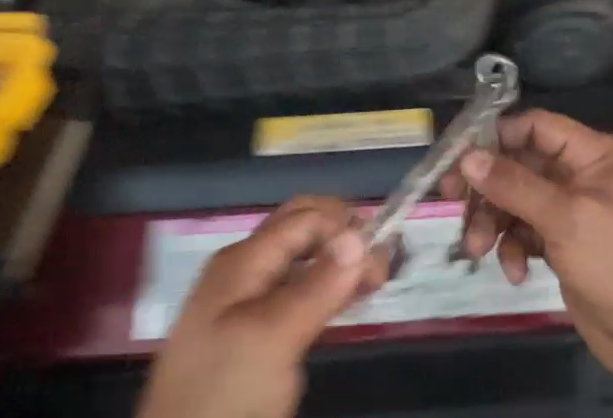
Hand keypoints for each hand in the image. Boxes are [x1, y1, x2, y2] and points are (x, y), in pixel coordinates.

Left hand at [137, 196, 389, 417]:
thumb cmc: (225, 393)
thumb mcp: (273, 338)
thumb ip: (315, 288)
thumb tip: (357, 235)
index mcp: (243, 261)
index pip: (303, 219)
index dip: (345, 226)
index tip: (386, 255)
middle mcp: (244, 271)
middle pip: (299, 231)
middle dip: (341, 234)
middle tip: (382, 263)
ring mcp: (245, 302)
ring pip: (299, 262)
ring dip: (336, 261)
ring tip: (373, 280)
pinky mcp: (251, 332)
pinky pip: (294, 292)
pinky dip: (324, 288)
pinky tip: (343, 302)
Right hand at [440, 110, 612, 382]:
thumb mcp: (566, 220)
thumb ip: (515, 185)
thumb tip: (468, 157)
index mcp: (596, 156)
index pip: (538, 126)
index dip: (498, 136)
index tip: (460, 157)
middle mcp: (584, 176)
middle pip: (521, 164)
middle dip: (488, 187)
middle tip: (452, 202)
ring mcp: (575, 211)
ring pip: (518, 200)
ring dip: (494, 221)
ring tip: (478, 249)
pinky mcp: (566, 243)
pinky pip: (526, 232)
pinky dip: (514, 247)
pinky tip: (515, 273)